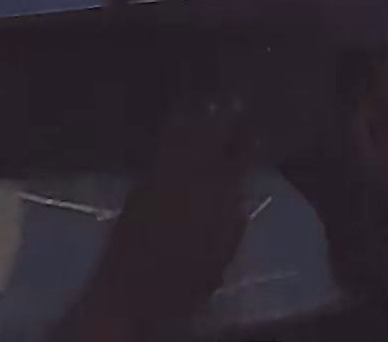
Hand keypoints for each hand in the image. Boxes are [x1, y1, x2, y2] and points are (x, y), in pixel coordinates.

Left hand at [57, 100, 251, 340]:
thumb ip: (233, 227)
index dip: (248, 140)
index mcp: (219, 195)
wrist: (132, 288)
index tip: (255, 125)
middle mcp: (194, 175)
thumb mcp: (219, 259)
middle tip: (237, 99)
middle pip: (214, 137)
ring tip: (211, 101)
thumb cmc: (184, 281)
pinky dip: (175, 127)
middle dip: (226, 118)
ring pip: (188, 134)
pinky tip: (179, 118)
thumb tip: (241, 201)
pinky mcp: (144, 175)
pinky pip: (165, 142)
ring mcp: (167, 170)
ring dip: (200, 116)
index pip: (239, 159)